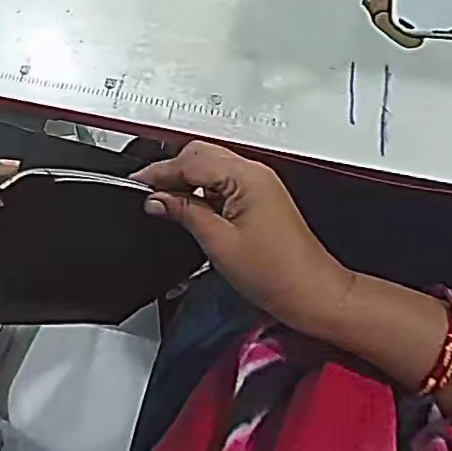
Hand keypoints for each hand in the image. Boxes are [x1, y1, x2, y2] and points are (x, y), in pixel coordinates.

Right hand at [134, 141, 356, 336]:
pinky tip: (187, 207)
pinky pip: (221, 180)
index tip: (137, 183)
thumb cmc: (277, 274)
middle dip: (170, 170)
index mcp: (246, 177)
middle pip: (200, 155)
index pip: (190, 162)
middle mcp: (254, 173)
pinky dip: (200, 189)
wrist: (314, 295)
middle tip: (147, 191)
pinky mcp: (259, 196)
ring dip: (185, 179)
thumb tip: (157, 200)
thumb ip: (184, 213)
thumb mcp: (218, 242)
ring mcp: (258, 183)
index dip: (159, 172)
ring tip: (164, 201)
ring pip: (209, 165)